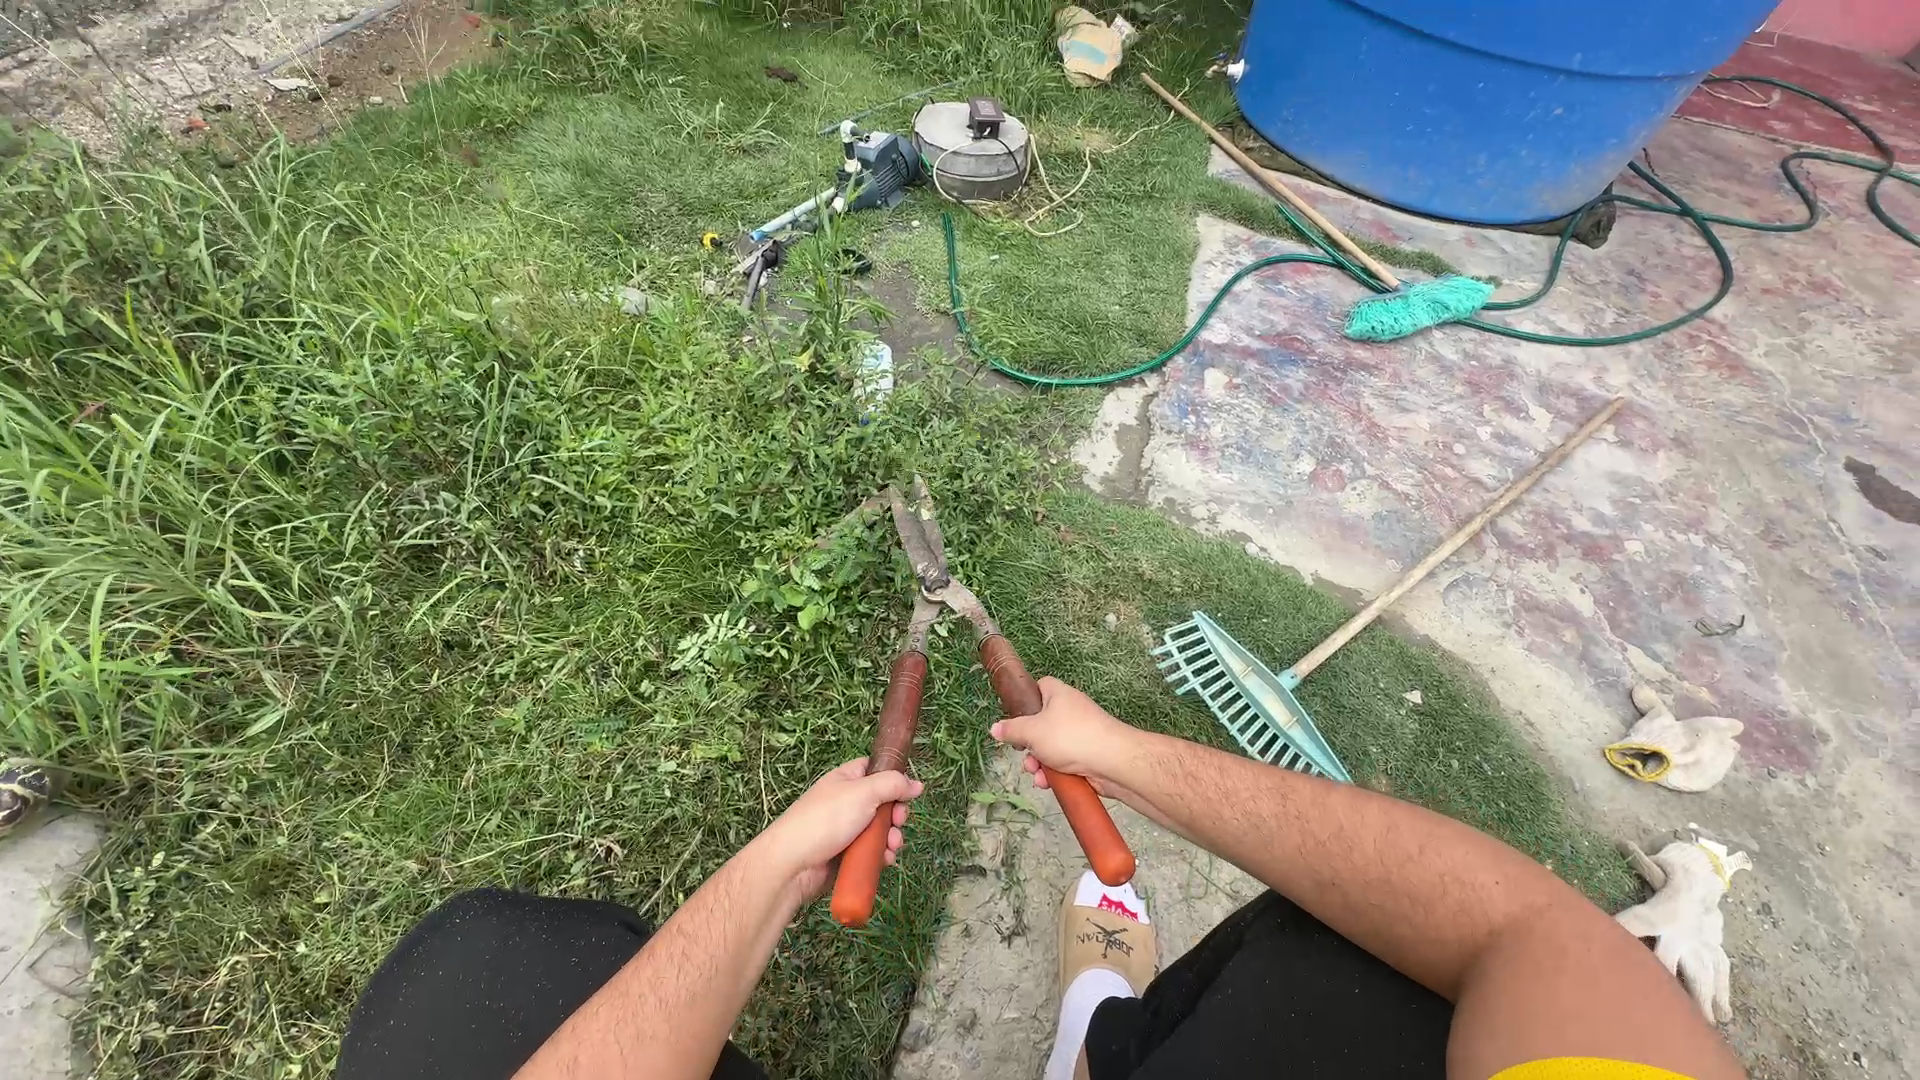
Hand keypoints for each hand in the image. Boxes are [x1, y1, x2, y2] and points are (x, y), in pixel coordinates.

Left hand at [755, 757, 922, 900]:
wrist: (794, 864)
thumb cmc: (826, 820)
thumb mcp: (864, 792)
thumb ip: (893, 784)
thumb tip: (916, 784)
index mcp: (847, 779)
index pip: (875, 770)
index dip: (894, 780)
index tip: (906, 792)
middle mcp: (847, 802)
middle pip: (883, 803)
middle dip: (896, 814)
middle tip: (897, 822)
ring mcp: (846, 829)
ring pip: (880, 830)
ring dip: (891, 838)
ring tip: (891, 846)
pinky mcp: (846, 854)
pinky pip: (871, 851)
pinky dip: (881, 855)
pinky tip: (884, 860)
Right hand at [989, 677, 1145, 803]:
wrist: (1112, 762)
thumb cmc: (1070, 737)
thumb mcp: (1032, 731)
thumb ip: (1011, 730)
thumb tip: (995, 728)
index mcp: (1058, 694)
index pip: (1039, 687)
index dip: (1026, 701)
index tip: (1016, 716)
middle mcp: (1070, 710)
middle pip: (1040, 723)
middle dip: (1029, 744)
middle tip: (1025, 754)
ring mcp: (1080, 733)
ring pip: (1050, 746)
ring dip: (1039, 762)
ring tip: (1037, 773)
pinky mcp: (1087, 755)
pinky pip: (1064, 761)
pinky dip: (1054, 772)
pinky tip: (1048, 782)